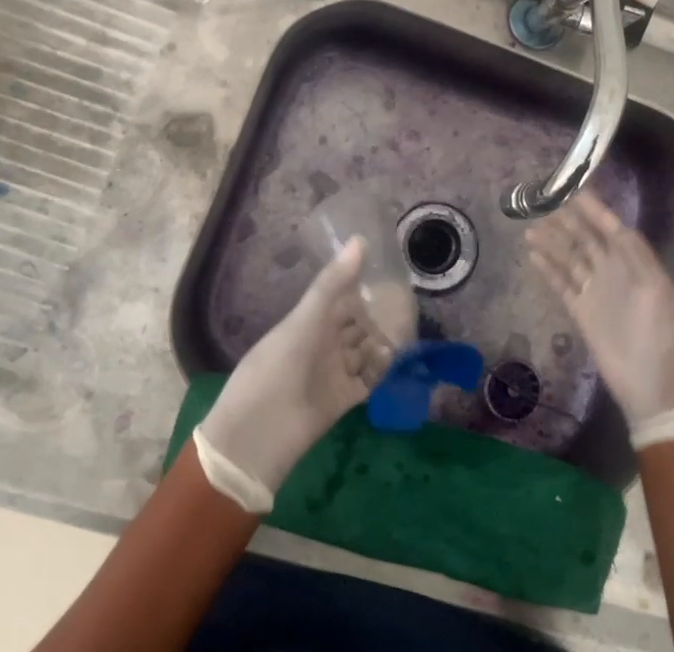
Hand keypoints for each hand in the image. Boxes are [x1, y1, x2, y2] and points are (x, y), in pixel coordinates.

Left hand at [193, 238, 395, 512]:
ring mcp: (334, 372)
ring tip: (412, 329)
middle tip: (412, 302)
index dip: (364, 285)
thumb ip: (333, 284)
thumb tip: (360, 239)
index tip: (394, 271)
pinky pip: (370, 379)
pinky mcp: (345, 398)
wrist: (260, 434)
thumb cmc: (276, 369)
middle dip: (379, 314)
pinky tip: (402, 359)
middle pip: (357, 325)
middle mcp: (322, 344)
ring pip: (366, 350)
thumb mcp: (304, 321)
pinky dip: (383, 370)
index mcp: (308, 321)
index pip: (341, 297)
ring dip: (384, 341)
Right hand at [526, 194, 673, 449]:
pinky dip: (548, 270)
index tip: (573, 192)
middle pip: (586, 239)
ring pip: (570, 259)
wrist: (654, 386)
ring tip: (530, 228)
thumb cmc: (662, 338)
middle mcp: (614, 273)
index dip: (594, 211)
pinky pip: (561, 284)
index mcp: (636, 265)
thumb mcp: (656, 293)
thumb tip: (616, 227)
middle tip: (542, 204)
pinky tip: (533, 256)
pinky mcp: (581, 313)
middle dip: (567, 221)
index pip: (612, 229)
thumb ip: (636, 258)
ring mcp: (596, 292)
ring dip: (552, 243)